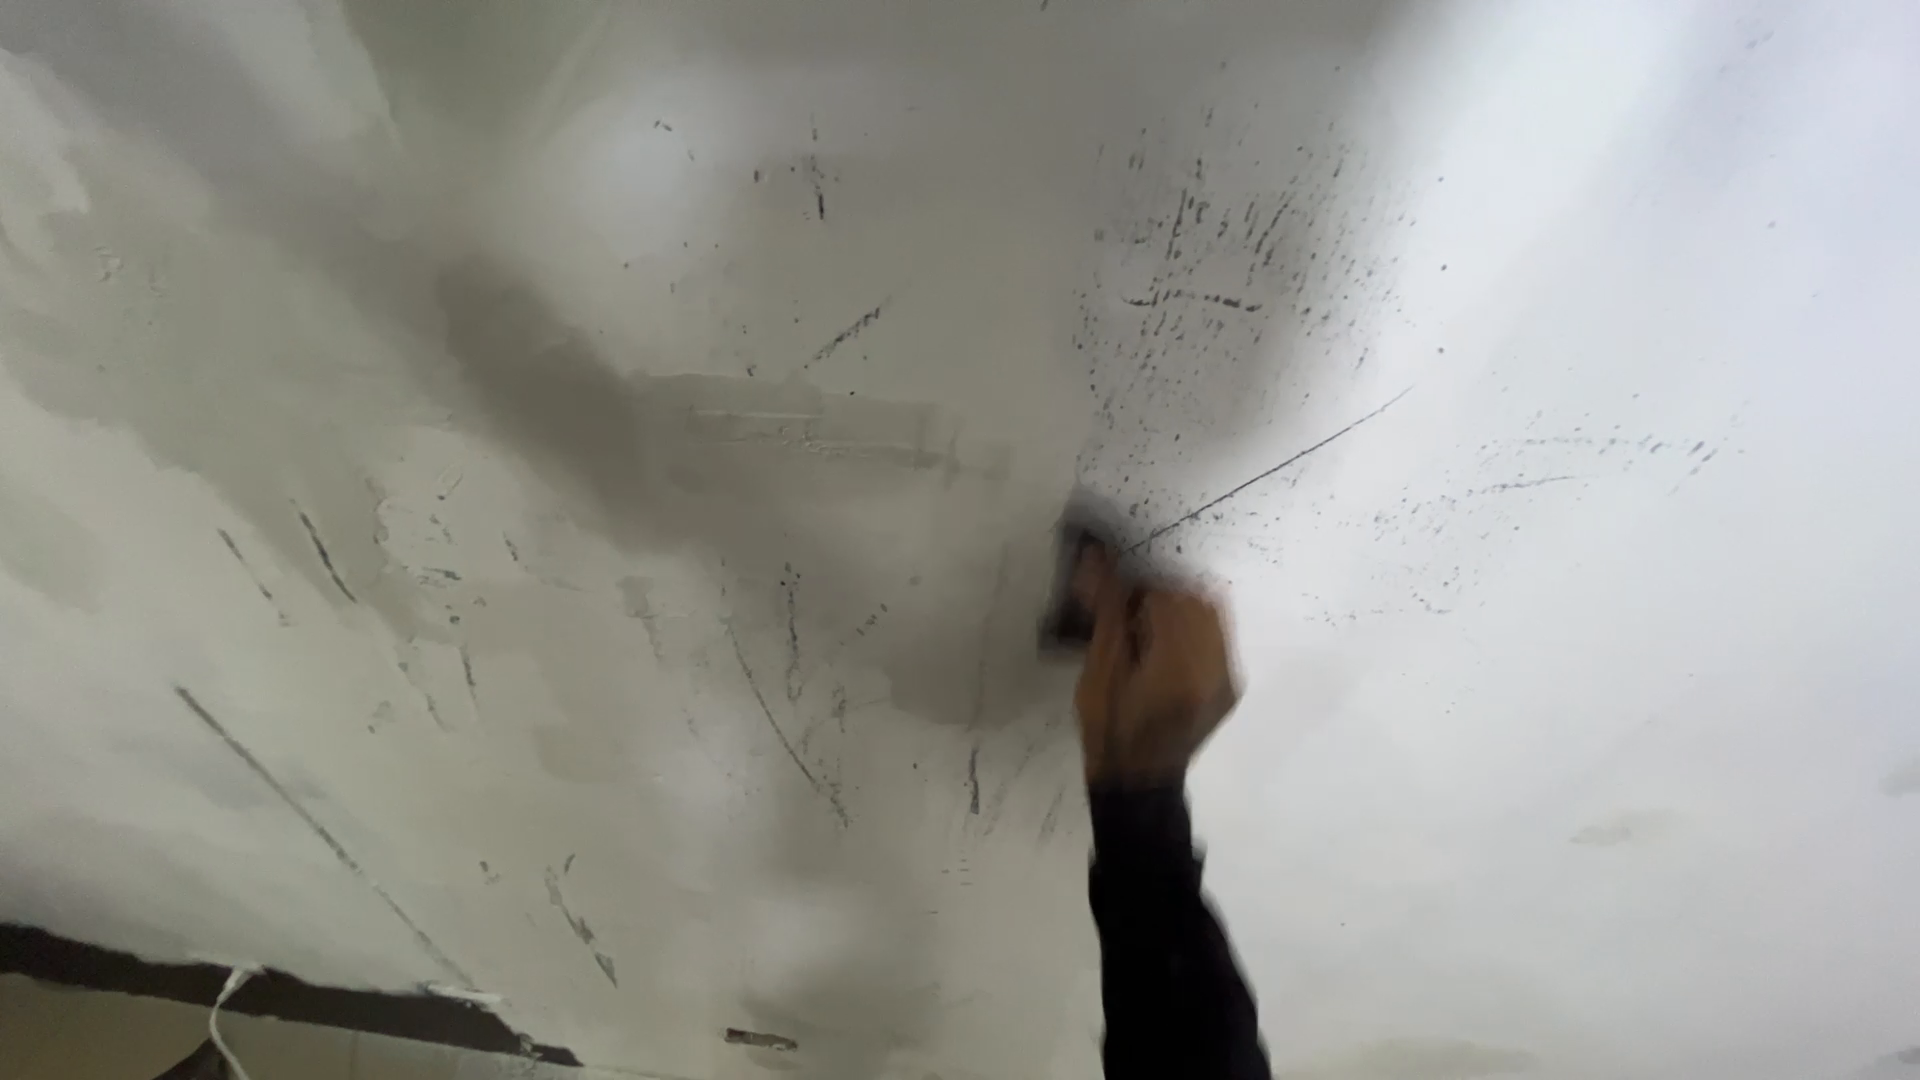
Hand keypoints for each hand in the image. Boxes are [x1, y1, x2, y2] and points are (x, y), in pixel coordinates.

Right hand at [1072, 555, 1238, 787]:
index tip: (1113, 572)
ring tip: (1144, 614)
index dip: (1140, 577)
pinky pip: (1216, 634)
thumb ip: (1106, 611)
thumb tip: (1097, 557)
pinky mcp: (1228, 683)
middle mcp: (1216, 668)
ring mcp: (1227, 677)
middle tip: (1128, 595)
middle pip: (1198, 598)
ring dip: (1178, 601)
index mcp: (1180, 667)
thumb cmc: (1110, 729)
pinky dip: (1191, 622)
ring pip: (1212, 612)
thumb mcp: (1099, 671)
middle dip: (1161, 586)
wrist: (1137, 780)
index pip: (1170, 596)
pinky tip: (1162, 634)